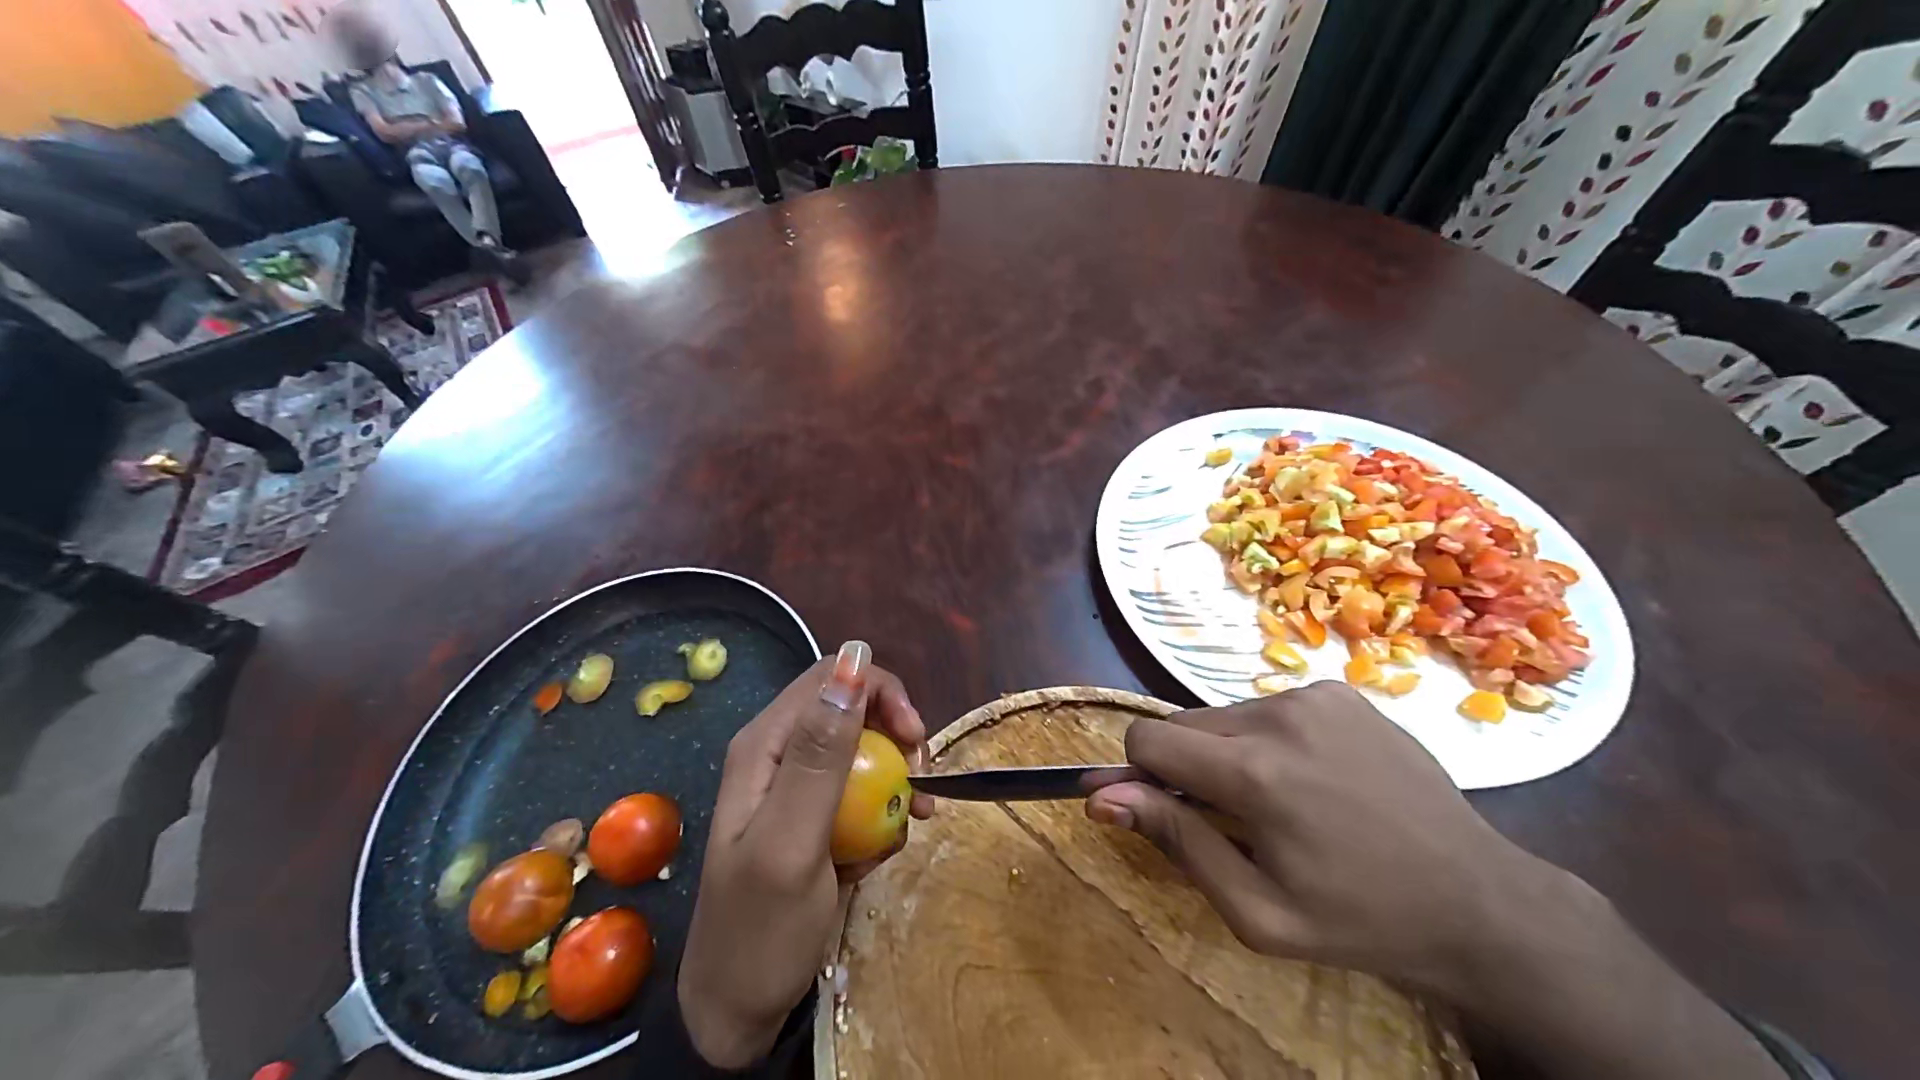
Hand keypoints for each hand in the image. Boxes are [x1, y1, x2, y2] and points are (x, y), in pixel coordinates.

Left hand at [677, 642, 933, 1068]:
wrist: (738, 1009)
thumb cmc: (762, 928)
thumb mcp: (792, 840)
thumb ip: (821, 754)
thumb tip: (853, 663)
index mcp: (764, 744)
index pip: (829, 677)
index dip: (879, 692)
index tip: (915, 737)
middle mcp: (778, 754)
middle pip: (850, 708)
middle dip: (894, 734)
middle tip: (920, 777)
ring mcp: (796, 787)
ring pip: (863, 750)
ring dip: (895, 779)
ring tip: (915, 819)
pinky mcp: (814, 818)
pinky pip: (861, 793)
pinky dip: (882, 814)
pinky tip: (883, 851)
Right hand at [1088, 683, 1784, 1079]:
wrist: (1480, 902)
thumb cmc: (1358, 921)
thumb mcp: (1255, 911)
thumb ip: (1175, 842)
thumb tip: (1102, 796)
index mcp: (1252, 772)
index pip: (1145, 739)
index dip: (1141, 776)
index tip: (1168, 810)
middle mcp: (1277, 714)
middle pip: (1181, 724)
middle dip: (1186, 767)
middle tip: (1232, 818)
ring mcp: (1314, 695)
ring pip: (1223, 715)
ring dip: (1228, 753)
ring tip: (1280, 801)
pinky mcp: (1341, 691)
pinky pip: (1269, 707)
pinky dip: (1269, 738)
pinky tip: (1314, 777)